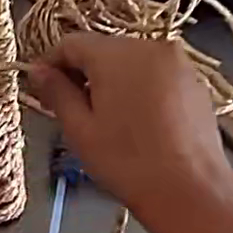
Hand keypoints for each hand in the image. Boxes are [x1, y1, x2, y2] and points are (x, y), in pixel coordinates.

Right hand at [27, 33, 232, 232]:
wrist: (190, 189)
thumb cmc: (126, 162)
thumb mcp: (80, 129)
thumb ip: (57, 93)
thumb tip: (39, 72)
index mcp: (117, 55)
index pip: (72, 43)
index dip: (50, 63)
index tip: (38, 87)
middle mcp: (150, 47)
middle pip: (103, 49)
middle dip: (80, 73)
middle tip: (65, 107)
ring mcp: (177, 63)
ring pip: (129, 62)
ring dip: (108, 82)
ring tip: (99, 118)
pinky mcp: (193, 82)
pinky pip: (153, 75)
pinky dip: (135, 89)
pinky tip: (131, 122)